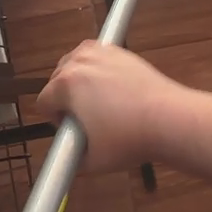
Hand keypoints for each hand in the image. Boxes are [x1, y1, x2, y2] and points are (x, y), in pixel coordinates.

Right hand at [35, 42, 194, 172]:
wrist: (168, 118)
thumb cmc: (129, 138)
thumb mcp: (92, 161)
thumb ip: (70, 158)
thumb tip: (67, 158)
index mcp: (65, 85)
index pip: (43, 102)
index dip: (55, 120)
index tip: (73, 130)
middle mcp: (77, 62)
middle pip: (56, 80)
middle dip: (66, 98)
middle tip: (87, 118)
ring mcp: (98, 52)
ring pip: (73, 64)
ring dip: (77, 81)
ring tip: (98, 102)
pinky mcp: (116, 50)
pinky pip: (93, 56)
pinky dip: (95, 68)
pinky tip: (111, 88)